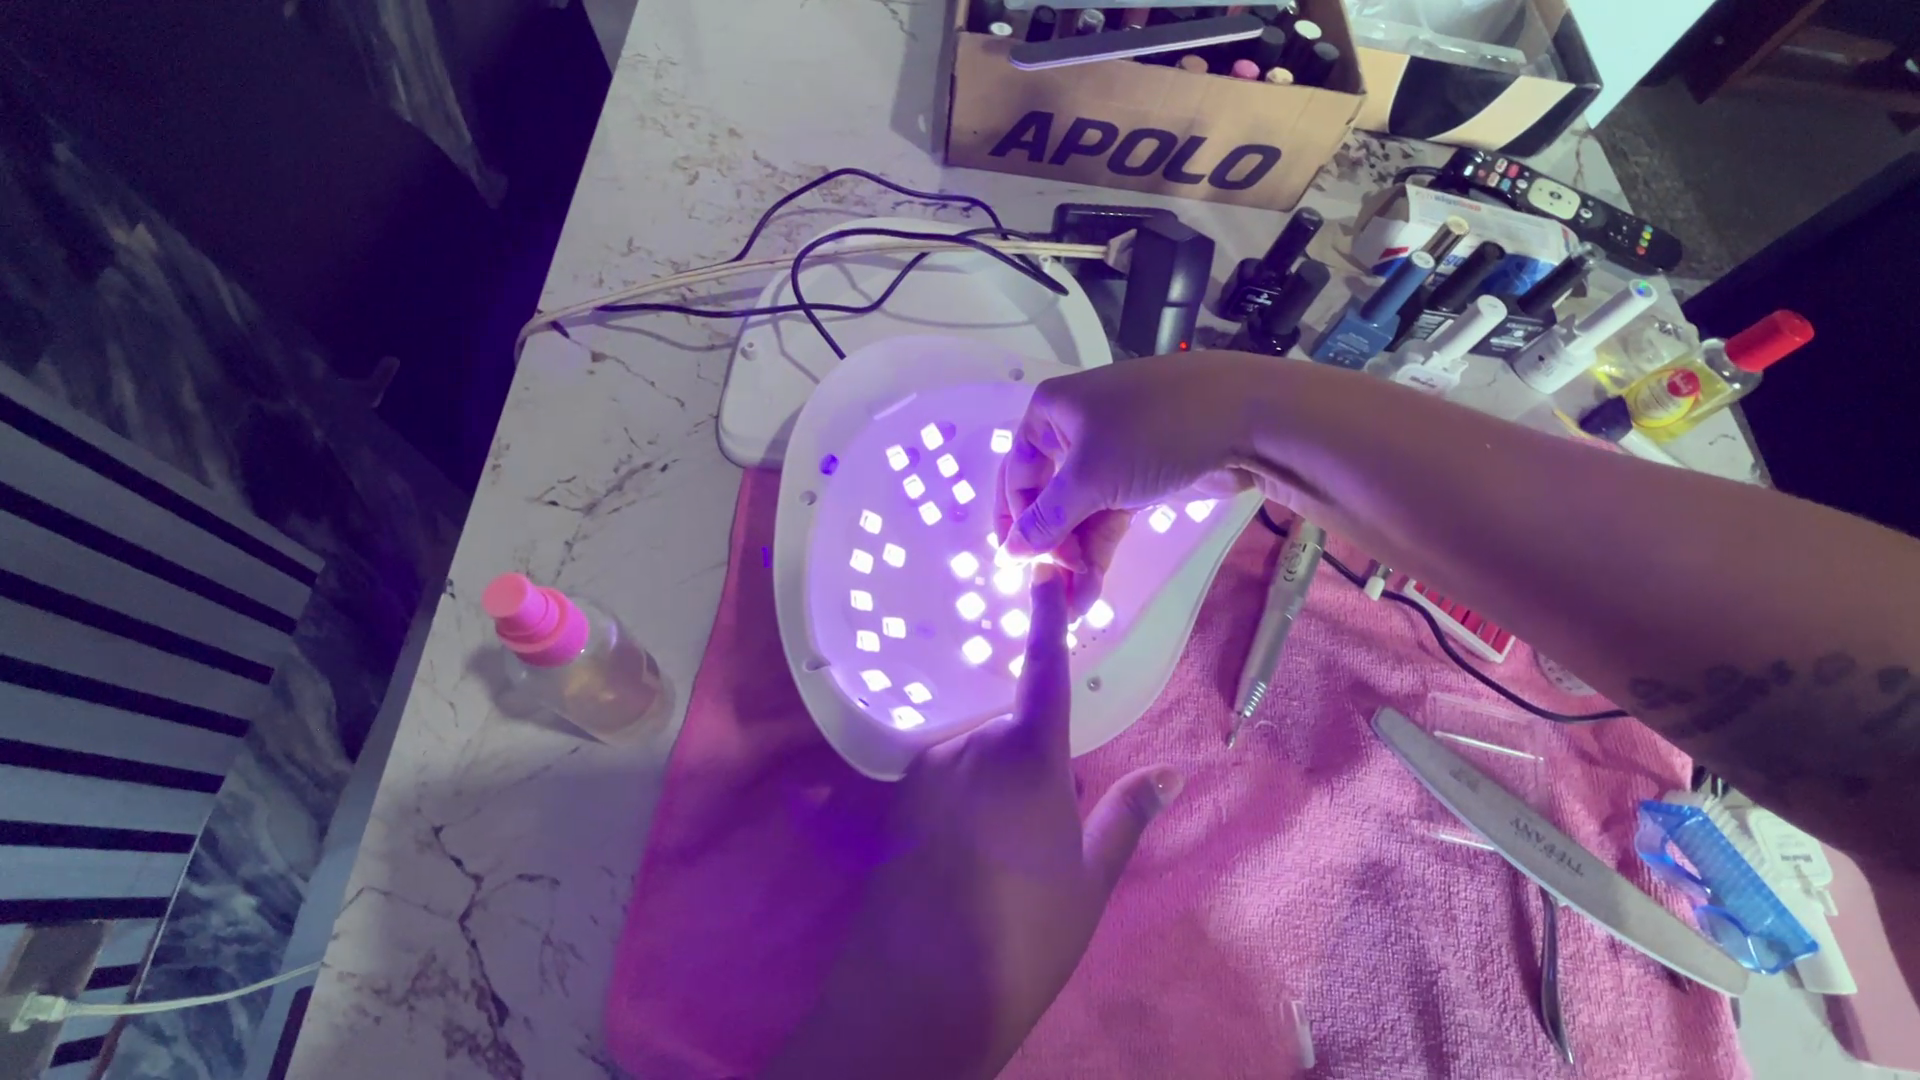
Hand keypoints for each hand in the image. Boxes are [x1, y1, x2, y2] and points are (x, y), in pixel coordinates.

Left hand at [764, 566, 1182, 1079]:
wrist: (917, 993)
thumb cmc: (1022, 933)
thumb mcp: (1088, 878)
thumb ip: (1125, 816)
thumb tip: (1170, 776)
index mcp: (1026, 756)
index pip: (1044, 672)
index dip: (1048, 620)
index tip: (1046, 575)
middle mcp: (970, 745)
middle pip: (1015, 732)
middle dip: (1034, 764)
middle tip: (1042, 836)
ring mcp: (926, 769)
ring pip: (980, 757)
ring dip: (998, 784)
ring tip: (1000, 857)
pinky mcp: (897, 796)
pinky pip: (947, 777)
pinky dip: (965, 798)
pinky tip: (965, 857)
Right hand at [994, 351, 1277, 611]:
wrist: (1248, 418)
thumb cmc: (1152, 433)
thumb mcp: (1088, 477)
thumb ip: (1045, 520)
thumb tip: (1009, 553)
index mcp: (1051, 412)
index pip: (1016, 472)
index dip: (1014, 519)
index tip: (1018, 564)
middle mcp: (1075, 430)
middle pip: (1048, 497)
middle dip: (1050, 545)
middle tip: (1055, 586)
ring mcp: (1111, 455)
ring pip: (1080, 512)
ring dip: (1076, 556)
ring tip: (1077, 602)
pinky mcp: (1140, 478)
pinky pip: (1108, 515)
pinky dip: (1100, 548)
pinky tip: (1093, 585)